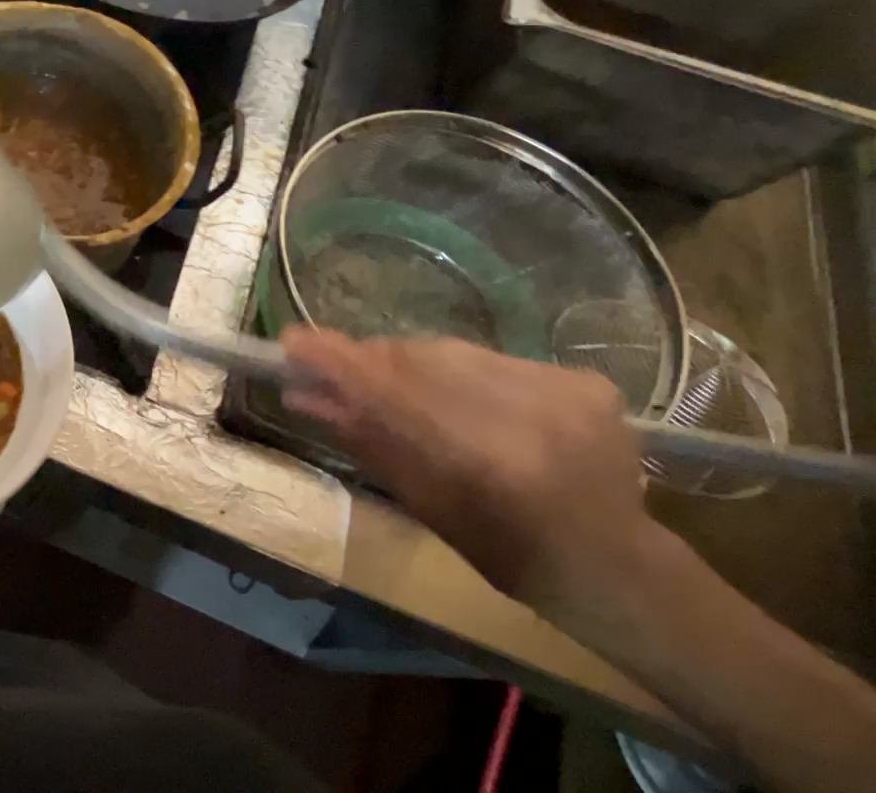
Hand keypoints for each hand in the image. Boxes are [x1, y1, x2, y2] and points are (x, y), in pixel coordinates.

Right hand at [280, 327, 653, 608]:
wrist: (610, 563)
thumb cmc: (501, 550)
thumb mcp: (422, 501)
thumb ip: (365, 439)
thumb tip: (302, 394)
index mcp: (486, 461)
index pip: (393, 391)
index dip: (338, 361)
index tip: (293, 340)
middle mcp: (529, 415)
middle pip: (422, 361)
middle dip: (371, 360)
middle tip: (333, 365)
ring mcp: (565, 392)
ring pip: (456, 352)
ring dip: (412, 362)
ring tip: (389, 380)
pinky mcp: (586, 381)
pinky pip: (495, 359)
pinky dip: (462, 371)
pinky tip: (459, 396)